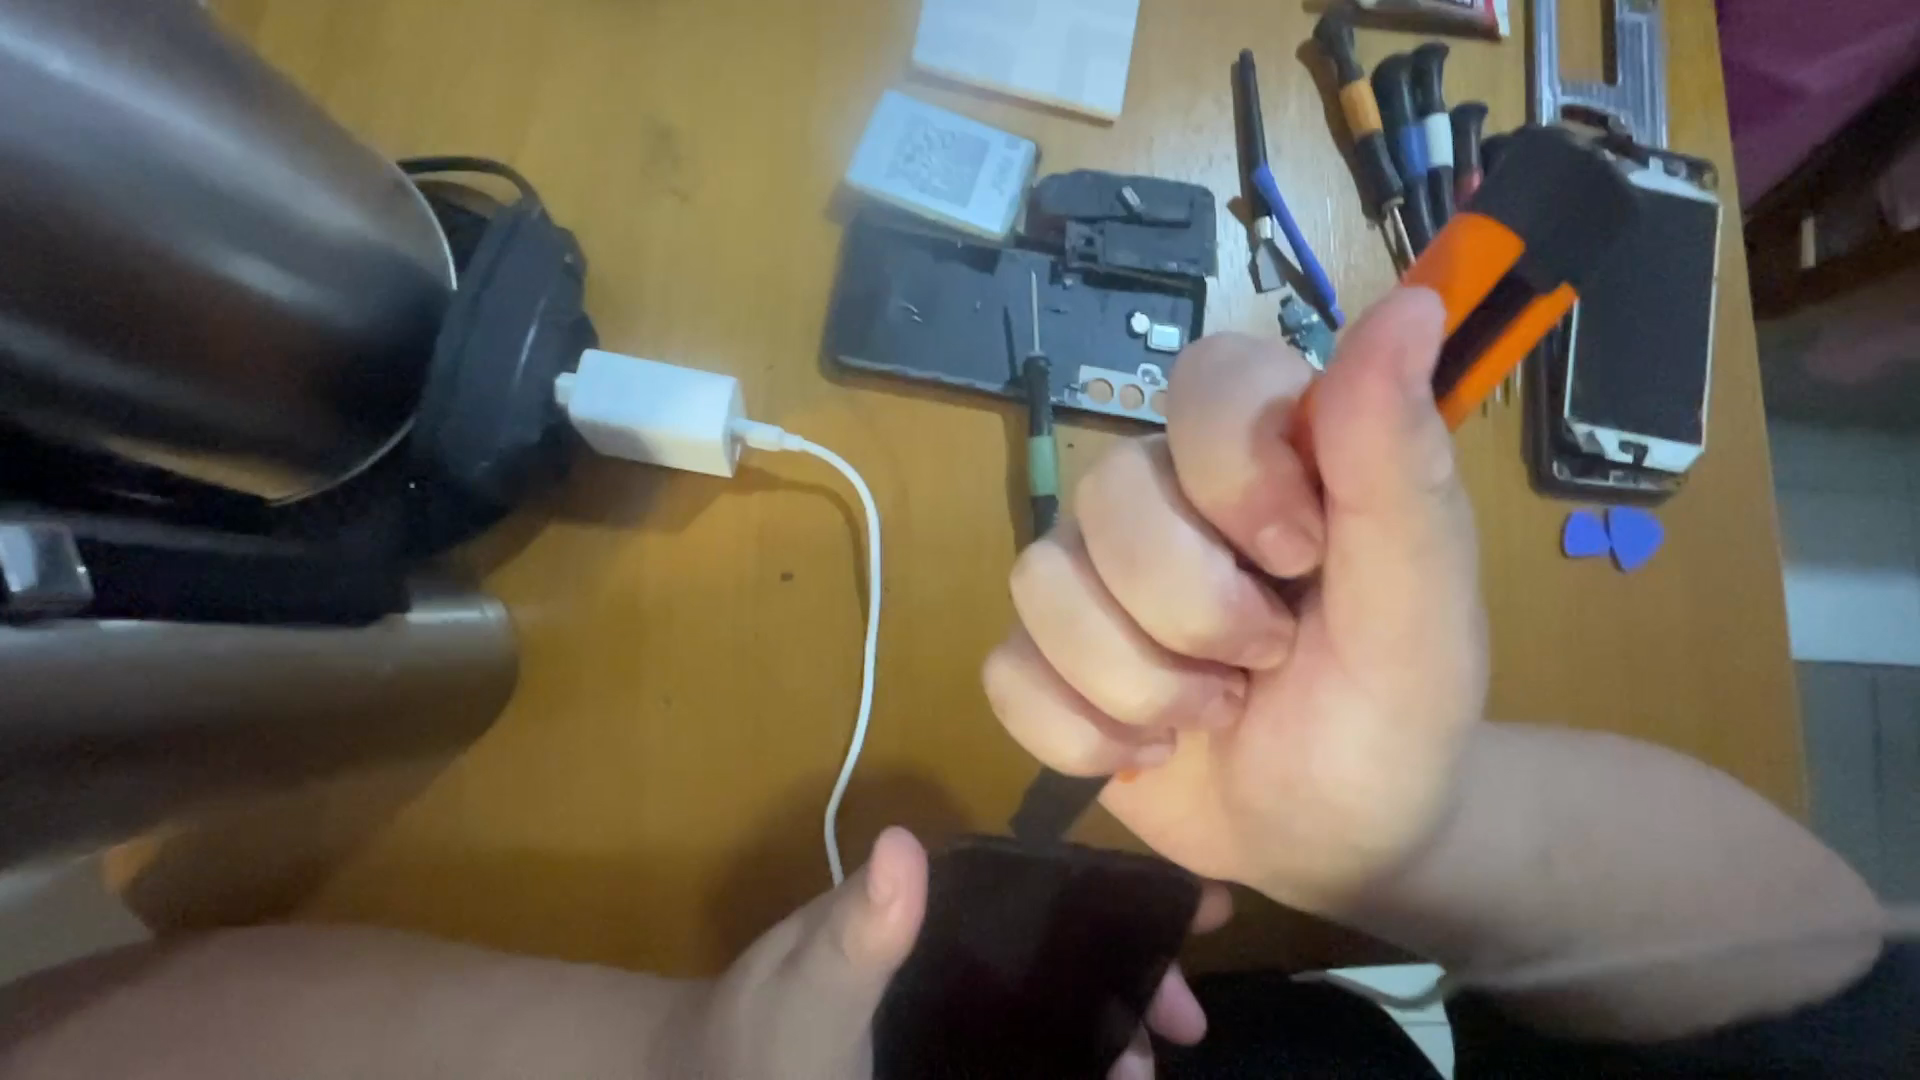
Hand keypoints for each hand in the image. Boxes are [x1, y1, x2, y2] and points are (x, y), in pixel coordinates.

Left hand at [667, 827, 1225, 1078]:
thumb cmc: (758, 1035)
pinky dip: (1074, 1065)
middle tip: (1179, 1027)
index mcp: (936, 906)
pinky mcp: (953, 1056)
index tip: (1192, 910)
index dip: (1117, 892)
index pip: (1041, 883)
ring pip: (1057, 1002)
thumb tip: (903, 843)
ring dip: (1113, 1028)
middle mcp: (956, 945)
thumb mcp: (805, 987)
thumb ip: (854, 931)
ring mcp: (956, 1004)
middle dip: (1133, 973)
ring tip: (1143, 1070)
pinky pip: (1029, 1054)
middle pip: (1064, 944)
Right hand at [983, 288, 1487, 913]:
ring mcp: (1086, 578)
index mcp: (1258, 459)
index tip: (1297, 552)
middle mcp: (1157, 501)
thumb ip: (1398, 468)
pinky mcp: (1040, 656)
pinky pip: (1007, 672)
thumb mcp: (1417, 608)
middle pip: (1104, 495)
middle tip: (1262, 664)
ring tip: (1207, 715)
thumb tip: (1407, 308)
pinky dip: (1082, 734)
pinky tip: (1143, 750)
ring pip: (1042, 584)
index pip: (1203, 377)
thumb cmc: (1388, 716)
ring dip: (1140, 684)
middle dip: (1192, 611)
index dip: (1233, 465)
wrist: (1327, 836)